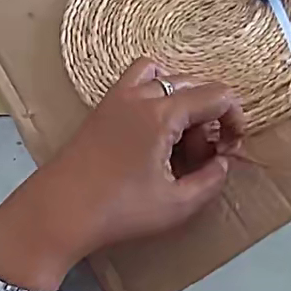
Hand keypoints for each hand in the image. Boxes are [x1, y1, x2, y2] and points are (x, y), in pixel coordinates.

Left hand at [0, 59, 243, 288]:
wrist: (56, 213)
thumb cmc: (118, 212)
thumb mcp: (177, 205)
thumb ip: (211, 180)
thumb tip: (223, 162)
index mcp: (162, 115)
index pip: (217, 95)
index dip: (235, 118)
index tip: (231, 147)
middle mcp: (140, 96)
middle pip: (194, 84)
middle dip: (211, 114)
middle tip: (205, 154)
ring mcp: (117, 97)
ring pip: (166, 76)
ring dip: (184, 99)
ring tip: (180, 137)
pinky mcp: (102, 107)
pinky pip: (138, 79)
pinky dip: (156, 90)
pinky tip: (154, 128)